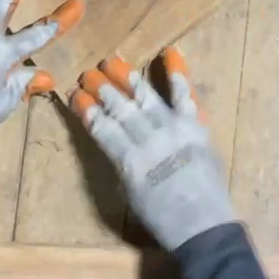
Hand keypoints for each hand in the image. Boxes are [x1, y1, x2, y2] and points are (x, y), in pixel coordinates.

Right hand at [74, 49, 235, 251]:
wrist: (203, 225)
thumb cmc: (163, 217)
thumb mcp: (130, 193)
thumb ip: (121, 161)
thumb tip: (109, 135)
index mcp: (129, 160)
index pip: (102, 128)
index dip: (87, 110)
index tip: (74, 94)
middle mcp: (148, 139)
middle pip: (121, 108)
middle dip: (102, 89)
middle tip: (88, 73)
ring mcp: (173, 128)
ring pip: (146, 97)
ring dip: (128, 78)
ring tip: (113, 61)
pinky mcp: (195, 125)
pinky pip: (184, 96)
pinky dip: (177, 74)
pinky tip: (169, 54)